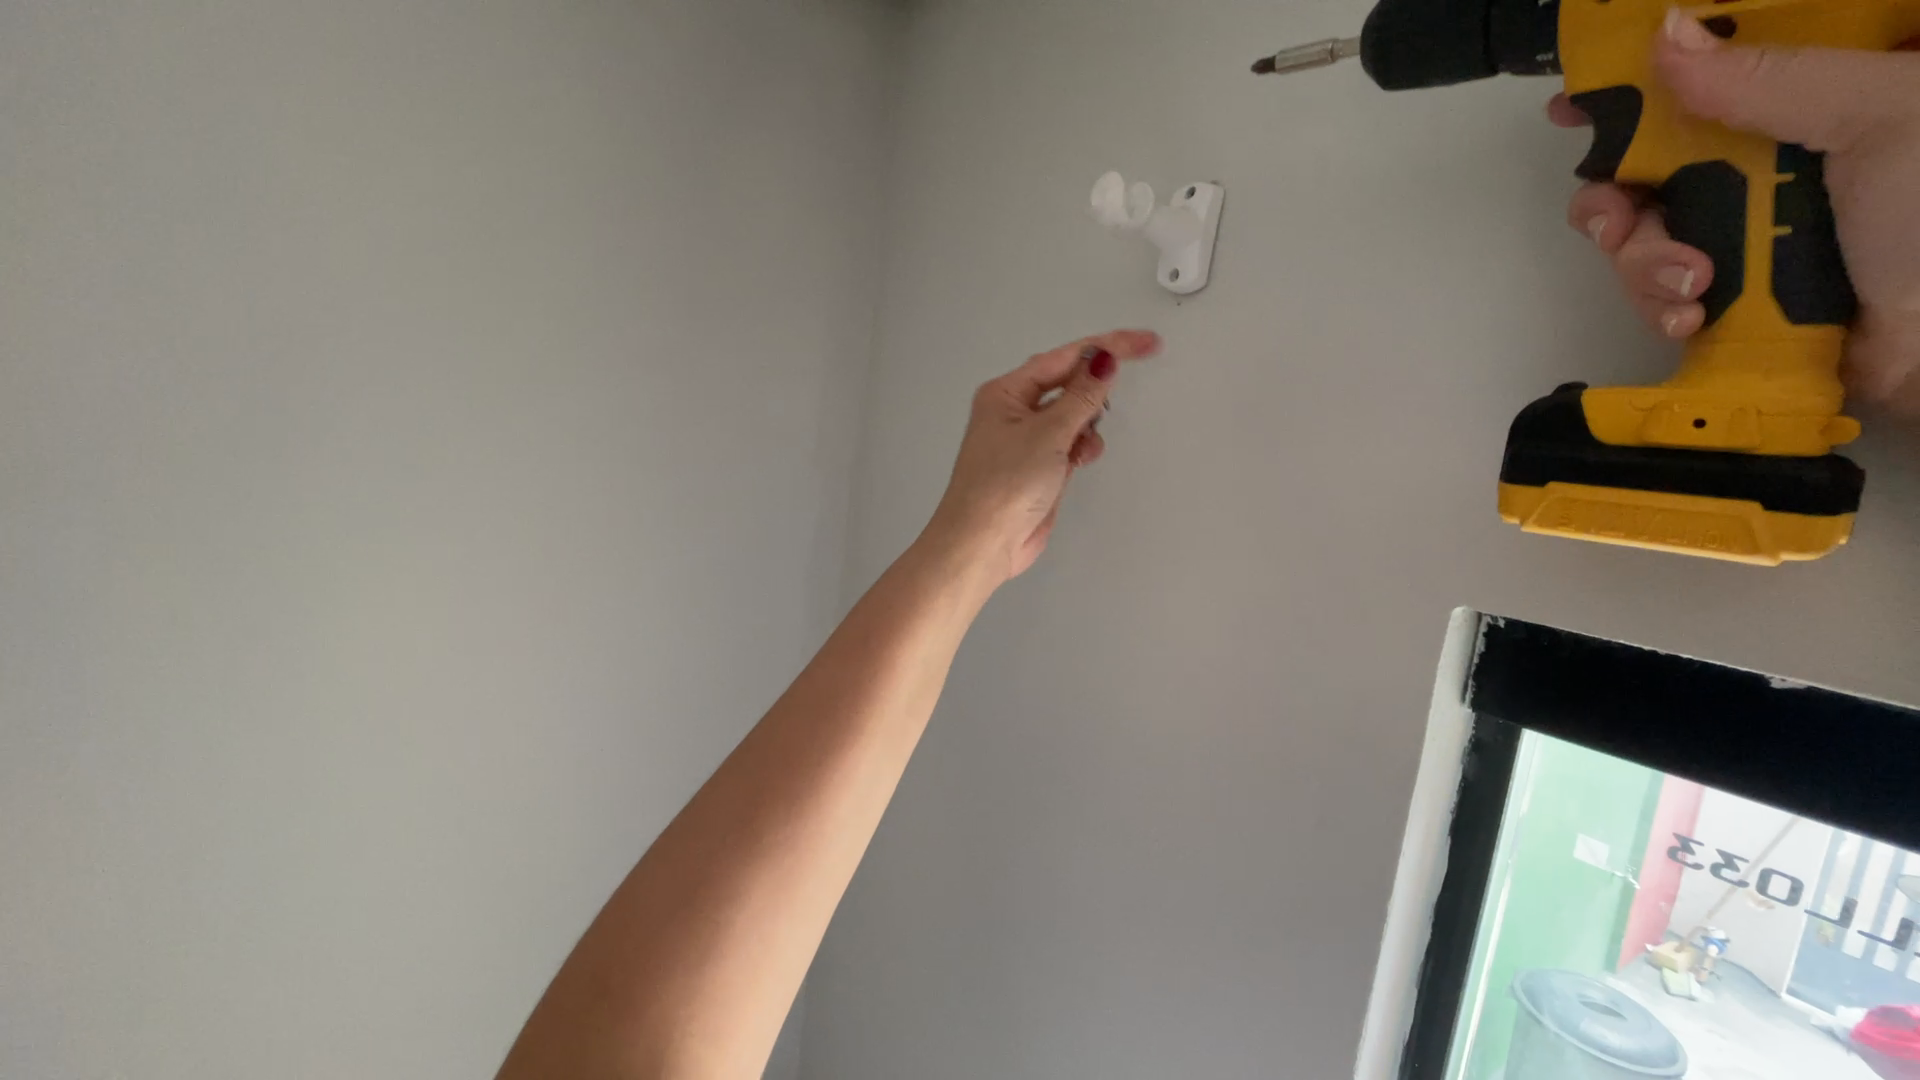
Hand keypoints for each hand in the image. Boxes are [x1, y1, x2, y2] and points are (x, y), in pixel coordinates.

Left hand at [922, 330, 1161, 583]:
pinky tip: (1082, 459)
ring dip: (1086, 425)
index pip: (1063, 358)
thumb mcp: (1049, 433)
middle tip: (1115, 399)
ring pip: (1071, 417)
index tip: (1146, 343)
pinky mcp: (1037, 468)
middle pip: (1066, 384)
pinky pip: (1068, 444)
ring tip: (1083, 445)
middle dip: (1092, 391)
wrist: (983, 544)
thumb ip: (1082, 396)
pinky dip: (1081, 448)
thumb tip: (1105, 360)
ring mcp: (1025, 441)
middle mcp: (1013, 411)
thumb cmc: (1007, 483)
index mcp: (1005, 392)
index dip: (1106, 347)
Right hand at [1551, 16, 1919, 409]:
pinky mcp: (1732, 291)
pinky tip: (1690, 318)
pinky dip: (1661, 305)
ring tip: (1691, 285)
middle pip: (1653, 164)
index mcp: (1830, 94)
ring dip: (1644, 263)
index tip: (1576, 107)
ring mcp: (1751, 230)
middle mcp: (1781, 158)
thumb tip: (1666, 37)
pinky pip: (1658, 289)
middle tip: (1615, 221)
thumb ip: (1771, 78)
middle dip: (1618, 200)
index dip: (1642, 86)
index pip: (1721, 69)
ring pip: (1644, 233)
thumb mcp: (1883, 116)